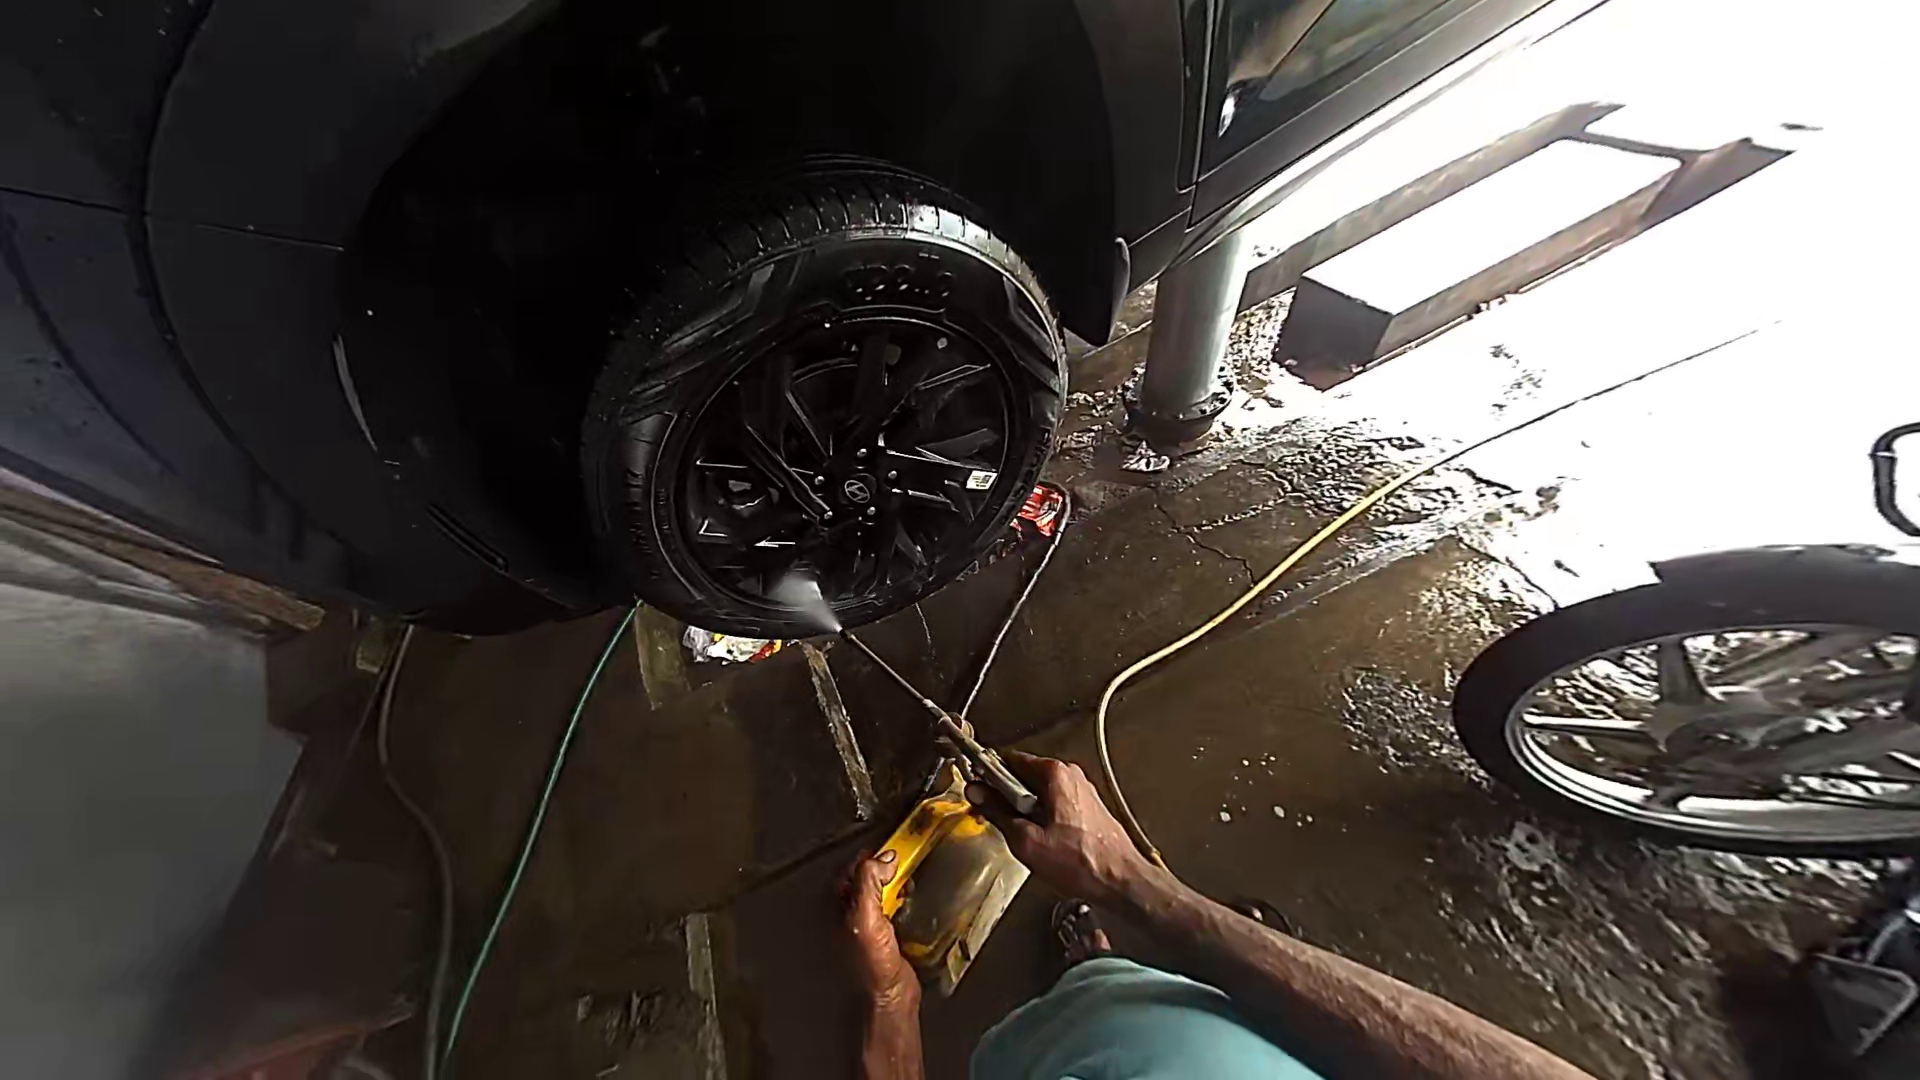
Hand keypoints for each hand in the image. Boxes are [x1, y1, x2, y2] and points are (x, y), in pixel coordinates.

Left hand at [842, 850, 919, 1011]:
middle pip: (865, 877)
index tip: (887, 850)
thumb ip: (869, 883)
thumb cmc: (872, 968)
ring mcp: (866, 924)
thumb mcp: (866, 919)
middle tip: (898, 864)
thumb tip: (883, 859)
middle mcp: (848, 915)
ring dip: (893, 882)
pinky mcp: (883, 933)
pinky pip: (891, 904)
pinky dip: (901, 898)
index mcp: (838, 909)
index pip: (849, 869)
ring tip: (905, 881)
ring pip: (879, 889)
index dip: (868, 856)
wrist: (891, 998)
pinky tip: (909, 901)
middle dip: (883, 868)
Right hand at [970, 751, 1152, 903]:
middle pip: (1024, 774)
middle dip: (1006, 794)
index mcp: (1054, 773)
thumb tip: (977, 792)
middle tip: (996, 817)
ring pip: (1039, 790)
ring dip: (1024, 807)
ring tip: (1022, 834)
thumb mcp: (1026, 841)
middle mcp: (1069, 774)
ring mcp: (1080, 789)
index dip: (988, 776)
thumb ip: (997, 812)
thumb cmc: (1081, 862)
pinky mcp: (1086, 806)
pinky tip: (1042, 839)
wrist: (1123, 883)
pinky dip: (1041, 814)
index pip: (1009, 760)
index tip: (977, 789)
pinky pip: (1054, 801)